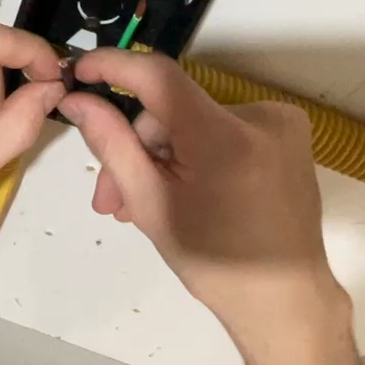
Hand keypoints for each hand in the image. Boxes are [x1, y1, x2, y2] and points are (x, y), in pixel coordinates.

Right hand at [57, 49, 351, 364]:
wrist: (283, 299)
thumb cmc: (214, 263)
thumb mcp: (149, 205)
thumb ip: (111, 146)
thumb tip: (77, 101)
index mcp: (224, 137)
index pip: (158, 76)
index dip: (114, 66)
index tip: (79, 71)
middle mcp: (260, 116)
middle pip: (171, 111)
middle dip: (133, 149)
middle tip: (109, 199)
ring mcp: (280, 123)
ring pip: (192, 124)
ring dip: (160, 157)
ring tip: (141, 205)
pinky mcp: (287, 134)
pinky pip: (219, 131)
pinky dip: (193, 155)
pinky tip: (180, 191)